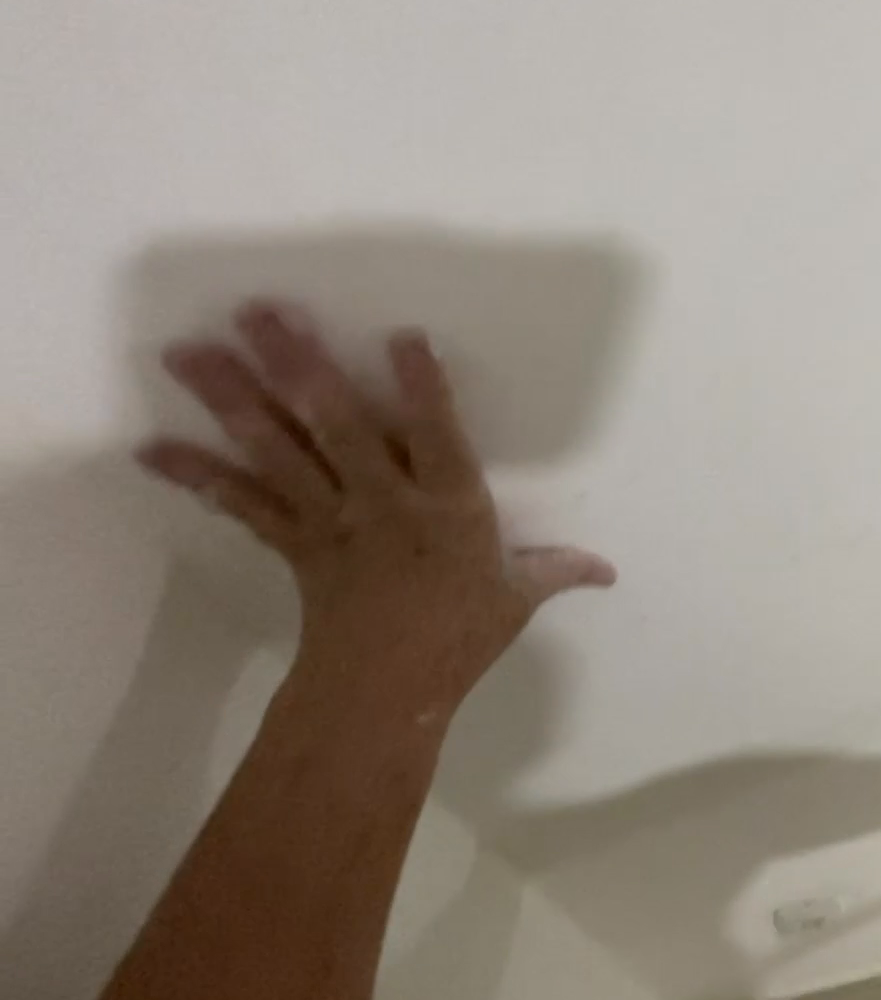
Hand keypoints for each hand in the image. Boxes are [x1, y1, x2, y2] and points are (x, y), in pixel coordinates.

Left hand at [137, 301, 614, 721]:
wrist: (388, 686)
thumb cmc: (463, 634)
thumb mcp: (519, 598)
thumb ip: (559, 570)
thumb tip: (608, 571)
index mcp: (451, 508)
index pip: (437, 435)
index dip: (423, 386)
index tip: (401, 336)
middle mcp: (387, 502)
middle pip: (340, 426)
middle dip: (300, 368)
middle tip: (259, 313)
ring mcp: (334, 521)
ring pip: (282, 452)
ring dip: (235, 402)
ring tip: (187, 353)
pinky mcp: (296, 545)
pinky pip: (246, 506)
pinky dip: (201, 479)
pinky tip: (153, 450)